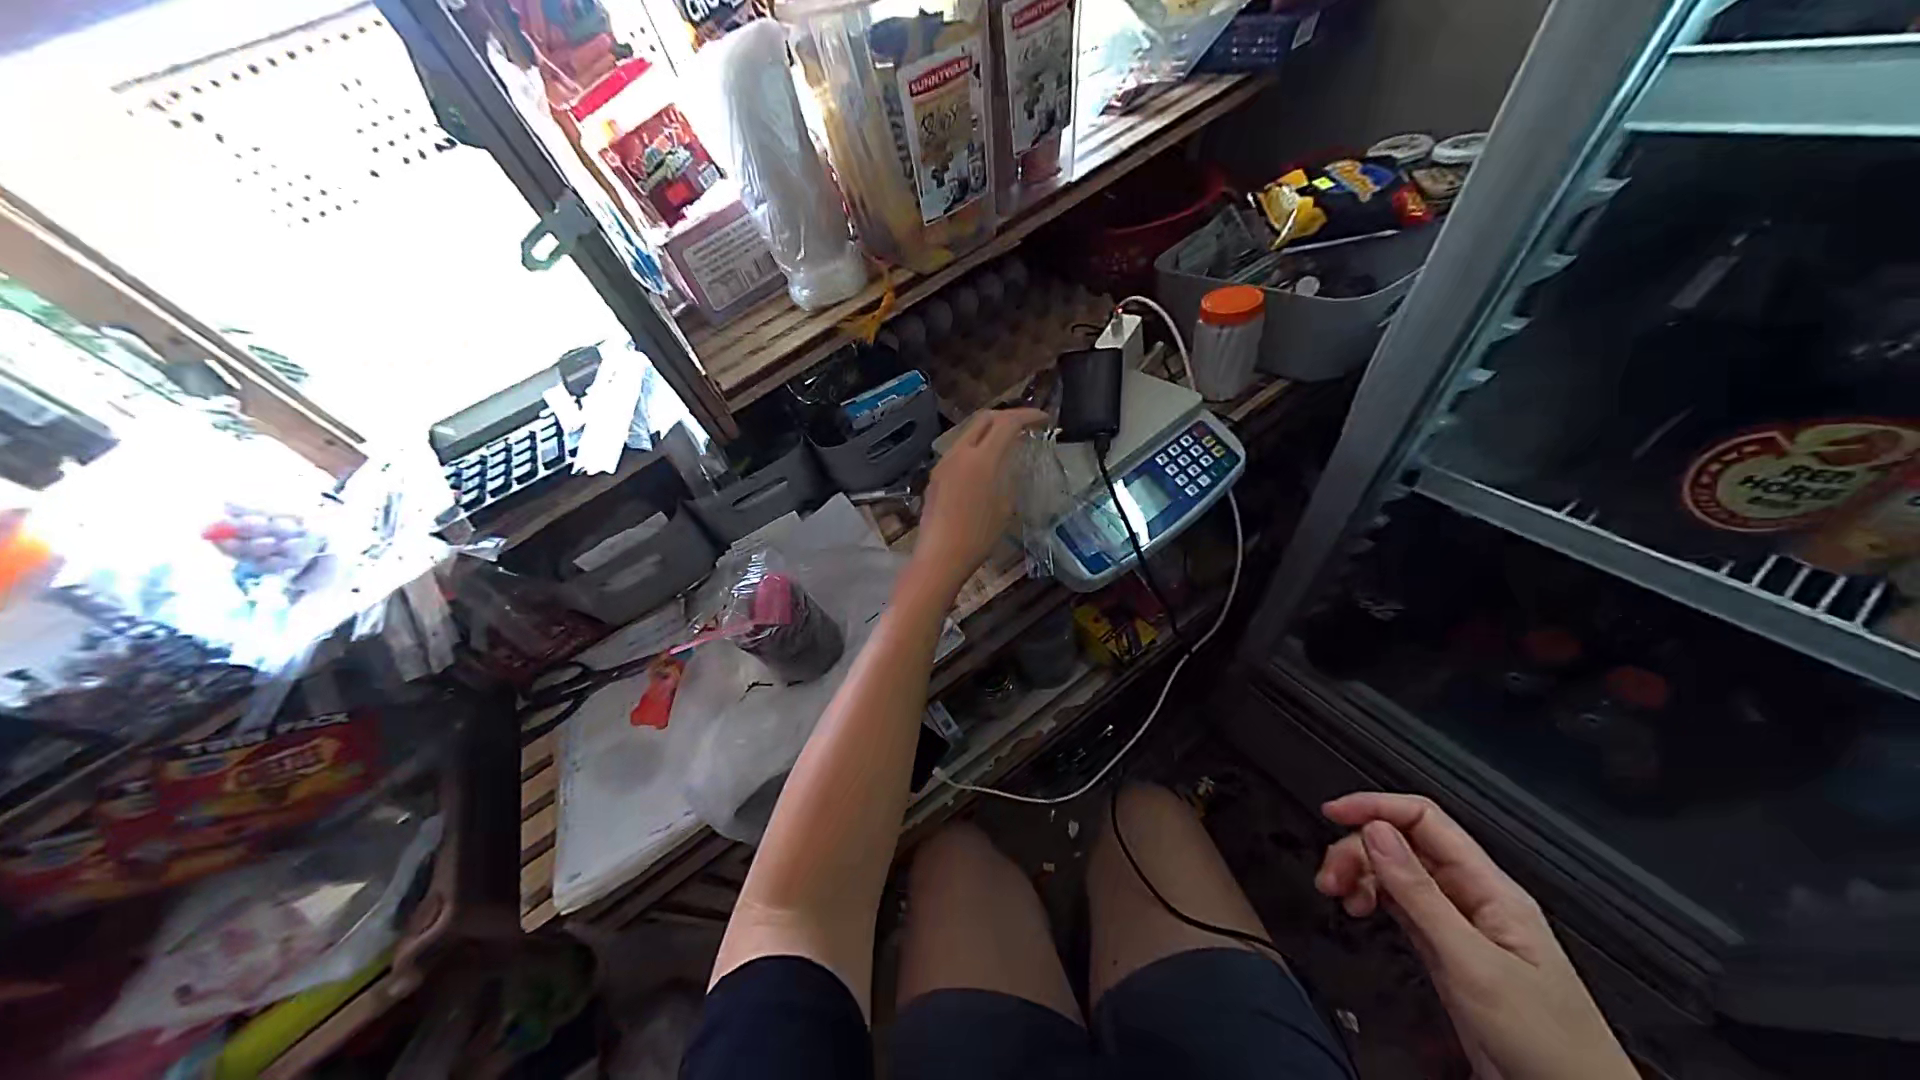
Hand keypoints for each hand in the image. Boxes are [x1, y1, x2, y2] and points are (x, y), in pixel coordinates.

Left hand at [912, 408, 1050, 594]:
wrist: (941, 556)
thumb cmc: (979, 536)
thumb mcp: (1006, 505)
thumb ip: (1010, 474)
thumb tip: (1013, 460)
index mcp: (982, 458)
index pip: (1007, 423)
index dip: (1028, 416)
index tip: (1044, 419)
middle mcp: (960, 453)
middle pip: (984, 419)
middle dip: (1008, 416)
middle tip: (1026, 425)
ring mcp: (944, 463)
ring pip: (969, 432)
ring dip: (990, 430)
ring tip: (1008, 442)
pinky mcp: (936, 476)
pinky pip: (959, 450)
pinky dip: (977, 446)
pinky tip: (986, 462)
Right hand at [1316, 793, 1636, 1079]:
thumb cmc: (1548, 1044)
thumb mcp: (1474, 963)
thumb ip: (1420, 894)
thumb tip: (1377, 832)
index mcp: (1490, 889)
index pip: (1425, 820)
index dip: (1376, 807)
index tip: (1334, 813)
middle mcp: (1472, 896)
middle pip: (1402, 844)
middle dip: (1358, 850)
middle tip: (1330, 877)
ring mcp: (1457, 922)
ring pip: (1395, 871)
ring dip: (1359, 874)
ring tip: (1337, 895)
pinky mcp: (1443, 947)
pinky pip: (1398, 902)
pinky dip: (1370, 898)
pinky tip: (1358, 910)